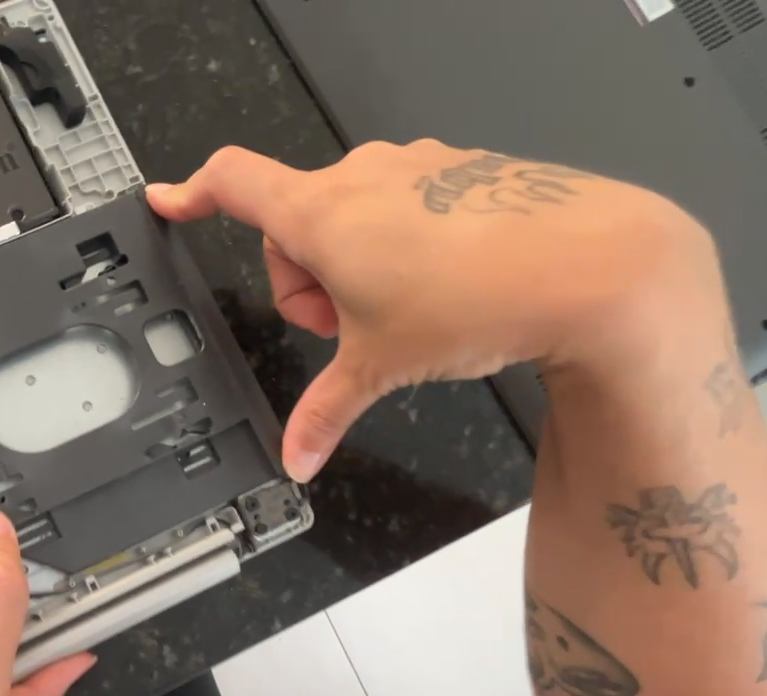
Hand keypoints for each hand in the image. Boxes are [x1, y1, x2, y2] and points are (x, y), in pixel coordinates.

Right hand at [148, 142, 717, 480]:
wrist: (599, 269)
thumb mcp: (379, 367)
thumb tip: (296, 457)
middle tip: (345, 327)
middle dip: (304, 282)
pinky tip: (436, 283)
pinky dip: (394, 247)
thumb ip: (322, 413)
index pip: (233, 183)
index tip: (167, 199)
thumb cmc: (480, 300)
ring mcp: (416, 167)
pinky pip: (396, 205)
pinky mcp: (458, 171)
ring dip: (348, 269)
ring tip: (396, 309)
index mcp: (324, 215)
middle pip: (291, 226)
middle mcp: (365, 176)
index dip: (191, 192)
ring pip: (344, 217)